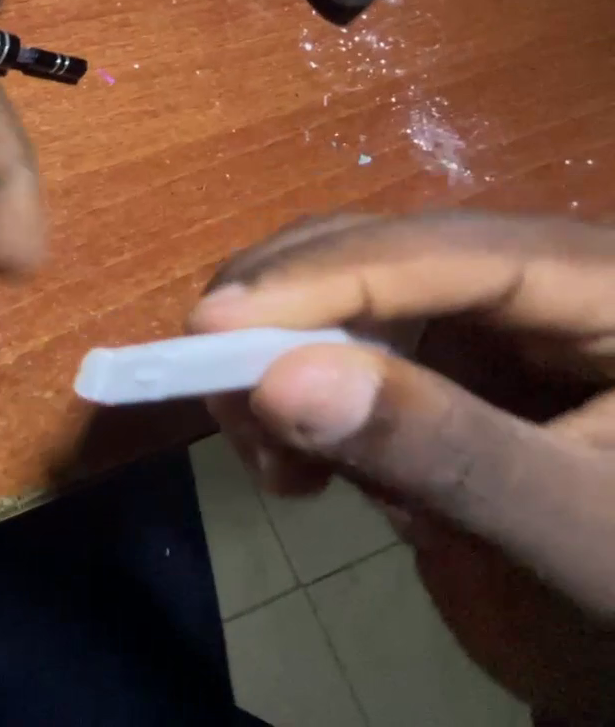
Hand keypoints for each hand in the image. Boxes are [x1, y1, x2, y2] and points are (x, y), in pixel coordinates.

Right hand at [188, 212, 614, 720]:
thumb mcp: (580, 537)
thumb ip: (449, 454)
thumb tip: (279, 382)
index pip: (455, 252)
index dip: (324, 277)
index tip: (211, 325)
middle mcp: (539, 279)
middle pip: (369, 251)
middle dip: (278, 319)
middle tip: (227, 399)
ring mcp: (475, 313)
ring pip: (322, 287)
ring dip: (265, 361)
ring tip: (271, 459)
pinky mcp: (423, 349)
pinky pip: (315, 337)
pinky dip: (277, 393)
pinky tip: (294, 465)